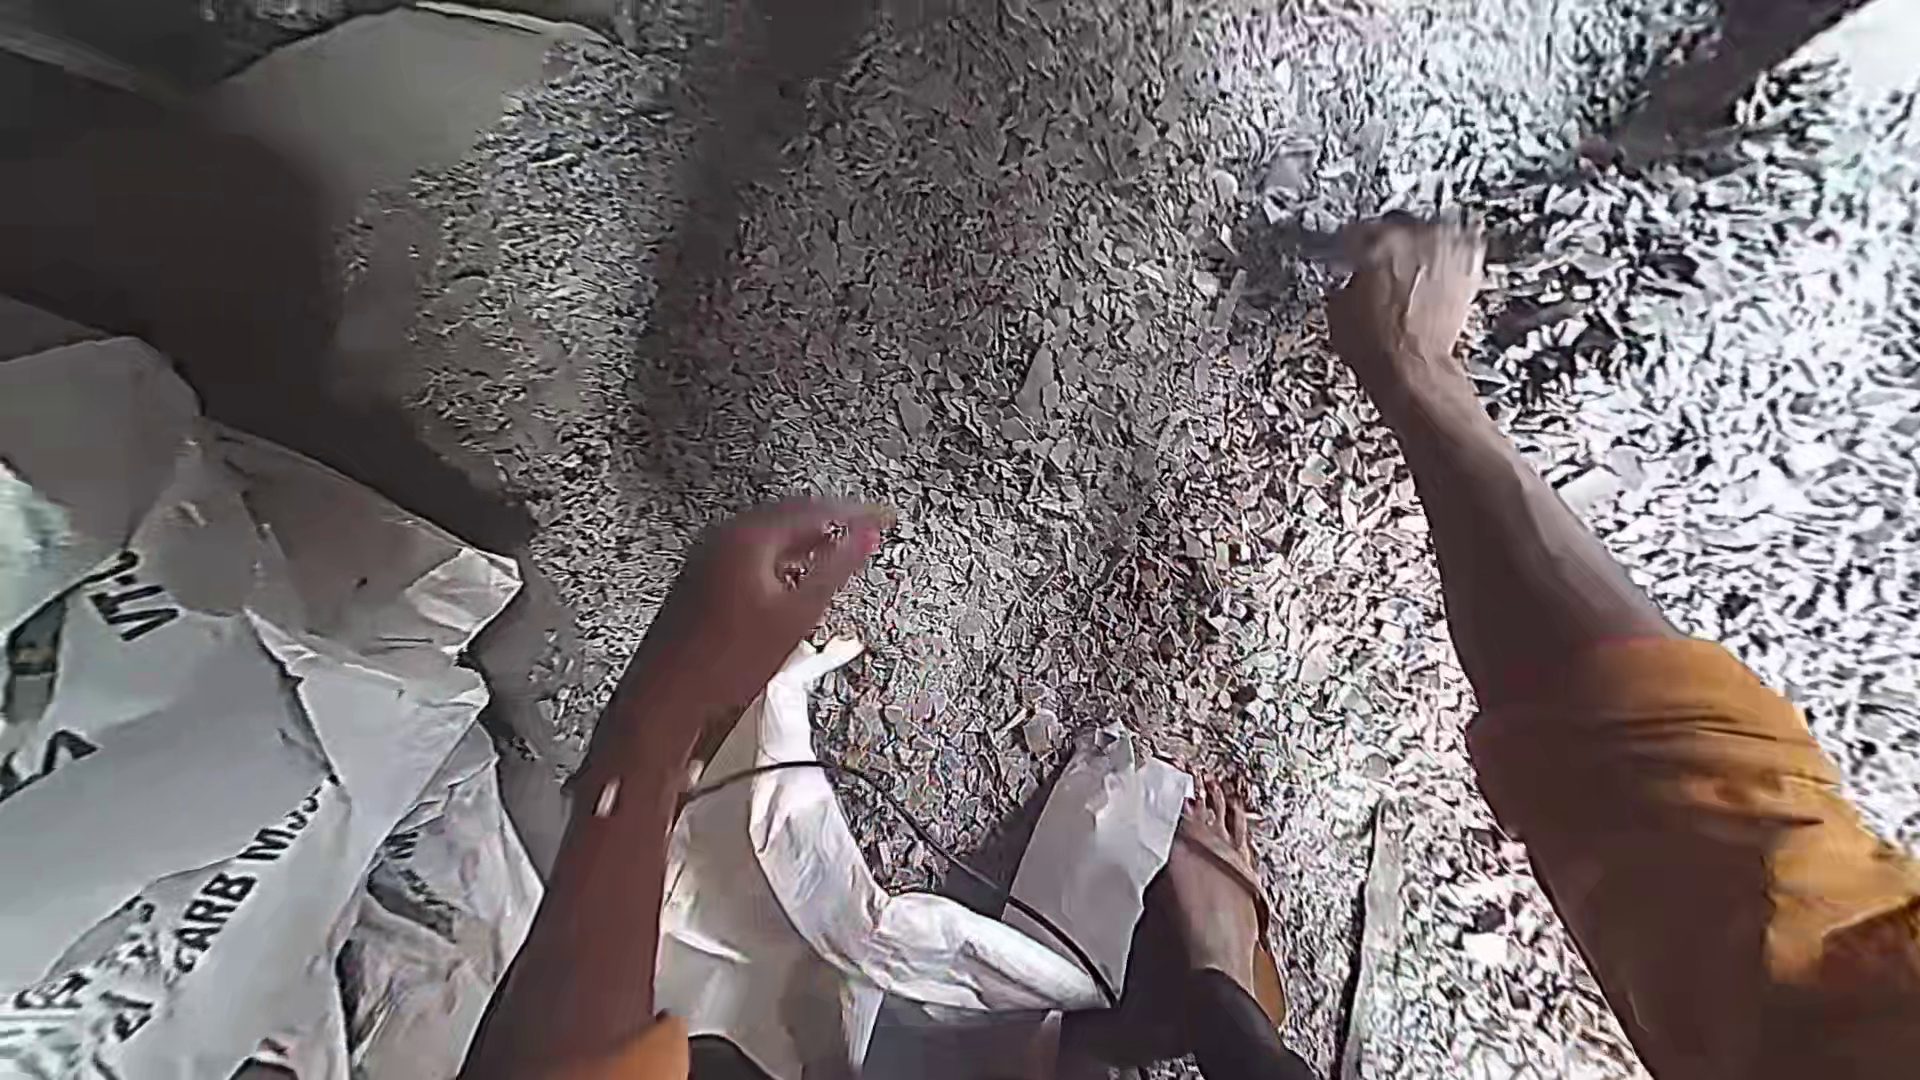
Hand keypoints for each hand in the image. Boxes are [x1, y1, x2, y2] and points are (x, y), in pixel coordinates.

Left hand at [611, 499, 890, 754]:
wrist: (668, 700)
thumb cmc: (727, 662)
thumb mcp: (798, 614)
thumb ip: (836, 567)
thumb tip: (867, 535)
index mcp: (750, 537)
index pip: (817, 510)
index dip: (857, 513)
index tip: (884, 516)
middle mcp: (726, 536)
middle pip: (793, 515)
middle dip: (834, 520)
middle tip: (867, 527)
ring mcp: (711, 554)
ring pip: (774, 533)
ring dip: (809, 537)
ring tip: (840, 547)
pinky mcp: (705, 576)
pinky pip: (756, 551)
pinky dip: (786, 555)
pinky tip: (798, 573)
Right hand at [1326, 217, 1484, 416]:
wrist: (1410, 366)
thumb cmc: (1376, 344)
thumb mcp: (1338, 311)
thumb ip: (1345, 283)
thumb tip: (1350, 279)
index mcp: (1381, 243)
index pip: (1356, 232)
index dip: (1345, 247)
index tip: (1343, 255)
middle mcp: (1420, 238)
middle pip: (1396, 229)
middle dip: (1383, 246)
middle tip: (1372, 265)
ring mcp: (1450, 250)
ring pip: (1428, 236)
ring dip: (1413, 250)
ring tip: (1399, 272)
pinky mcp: (1470, 267)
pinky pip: (1453, 250)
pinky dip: (1439, 260)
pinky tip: (1425, 277)